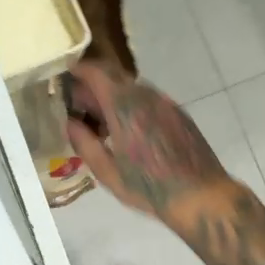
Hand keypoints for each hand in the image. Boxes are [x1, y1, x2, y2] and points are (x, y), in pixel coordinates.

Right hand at [64, 62, 234, 224]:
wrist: (199, 195)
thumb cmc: (148, 188)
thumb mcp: (107, 172)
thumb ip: (84, 143)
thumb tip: (70, 123)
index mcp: (124, 108)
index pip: (97, 72)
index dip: (78, 69)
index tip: (64, 76)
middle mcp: (146, 96)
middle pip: (114, 76)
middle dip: (92, 86)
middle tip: (78, 105)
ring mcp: (165, 102)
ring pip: (131, 88)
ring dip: (112, 97)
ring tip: (101, 123)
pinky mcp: (177, 112)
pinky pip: (147, 99)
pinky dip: (131, 105)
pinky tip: (127, 131)